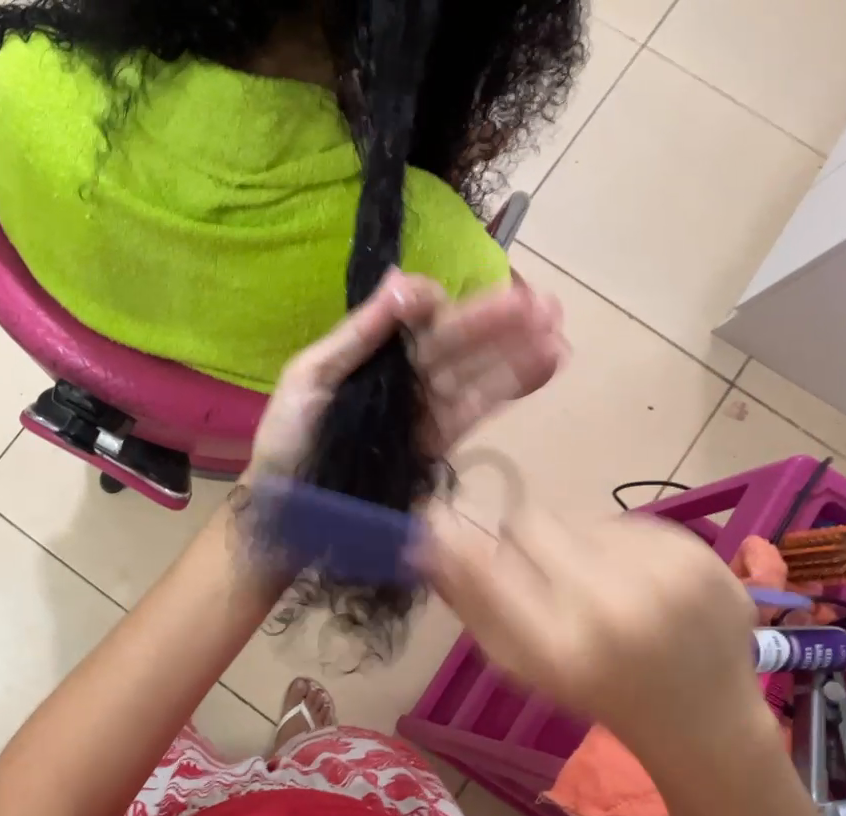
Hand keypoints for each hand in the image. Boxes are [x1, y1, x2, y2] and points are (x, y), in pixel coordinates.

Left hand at [248, 270, 564, 477]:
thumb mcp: (310, 377)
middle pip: (456, 342)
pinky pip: (475, 408)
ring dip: (516, 350)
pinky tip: (544, 365)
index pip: (420, 319)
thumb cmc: (288, 438)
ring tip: (559, 330)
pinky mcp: (434, 441)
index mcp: (370, 351)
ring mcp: (420, 408)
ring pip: (474, 371)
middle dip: (500, 322)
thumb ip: (357, 333)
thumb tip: (403, 278)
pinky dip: (509, 388)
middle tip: (548, 304)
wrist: (287, 507)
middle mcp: (401, 375)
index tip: (474, 294)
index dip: (454, 304)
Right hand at [418, 502, 764, 753]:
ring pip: (576, 518)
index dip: (454, 536)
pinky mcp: (697, 554)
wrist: (701, 716)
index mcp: (559, 647)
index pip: (487, 565)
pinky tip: (634, 583)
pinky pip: (624, 522)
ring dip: (571, 544)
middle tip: (536, 568)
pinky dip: (616, 546)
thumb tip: (424, 542)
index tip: (433, 516)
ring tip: (597, 586)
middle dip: (521, 540)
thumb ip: (472, 603)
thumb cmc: (592, 691)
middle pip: (529, 524)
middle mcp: (611, 605)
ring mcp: (663, 575)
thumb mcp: (519, 663)